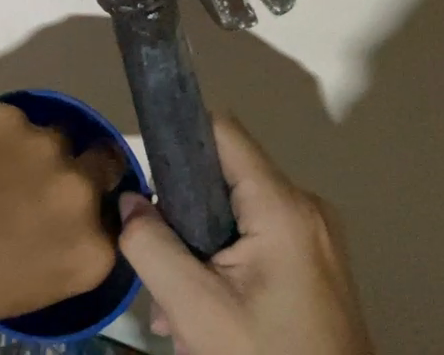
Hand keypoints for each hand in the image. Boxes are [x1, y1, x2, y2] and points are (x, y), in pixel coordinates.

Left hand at [0, 102, 126, 338]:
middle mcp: (80, 191)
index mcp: (94, 248)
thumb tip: (71, 214)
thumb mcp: (40, 281)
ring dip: (33, 149)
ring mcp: (44, 147)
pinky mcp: (5, 115)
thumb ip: (69, 243)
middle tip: (40, 178)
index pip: (116, 210)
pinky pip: (13, 118)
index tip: (71, 204)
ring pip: (53, 135)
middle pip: (102, 159)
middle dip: (80, 166)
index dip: (93, 203)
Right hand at [118, 114, 372, 354]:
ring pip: (234, 212)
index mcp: (283, 206)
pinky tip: (205, 311)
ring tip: (177, 306)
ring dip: (197, 247)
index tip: (142, 174)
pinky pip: (255, 239)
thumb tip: (129, 201)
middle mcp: (305, 208)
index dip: (175, 139)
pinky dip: (223, 262)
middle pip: (222, 177)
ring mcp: (314, 236)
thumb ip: (151, 246)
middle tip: (156, 261)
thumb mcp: (196, 309)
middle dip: (180, 214)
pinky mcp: (314, 263)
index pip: (220, 131)